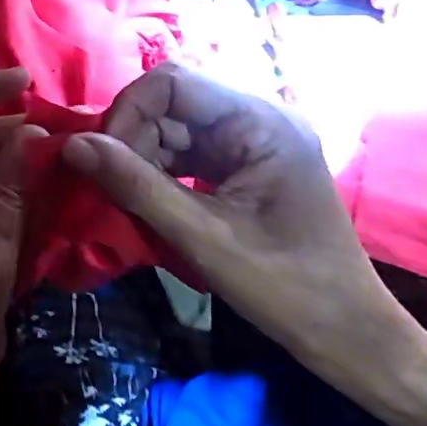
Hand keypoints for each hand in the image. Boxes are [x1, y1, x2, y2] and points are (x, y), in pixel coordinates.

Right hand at [60, 63, 405, 366]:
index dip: (130, 111)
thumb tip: (72, 146)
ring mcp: (248, 141)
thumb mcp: (205, 239)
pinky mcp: (239, 163)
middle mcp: (256, 119)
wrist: (354, 343)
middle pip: (166, 102)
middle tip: (115, 184)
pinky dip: (155, 170)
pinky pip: (180, 148)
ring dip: (140, 156)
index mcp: (262, 123)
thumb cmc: (290, 291)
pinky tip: (149, 199)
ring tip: (131, 196)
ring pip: (167, 125)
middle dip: (132, 138)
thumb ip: (136, 186)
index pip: (172, 82)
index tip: (106, 157)